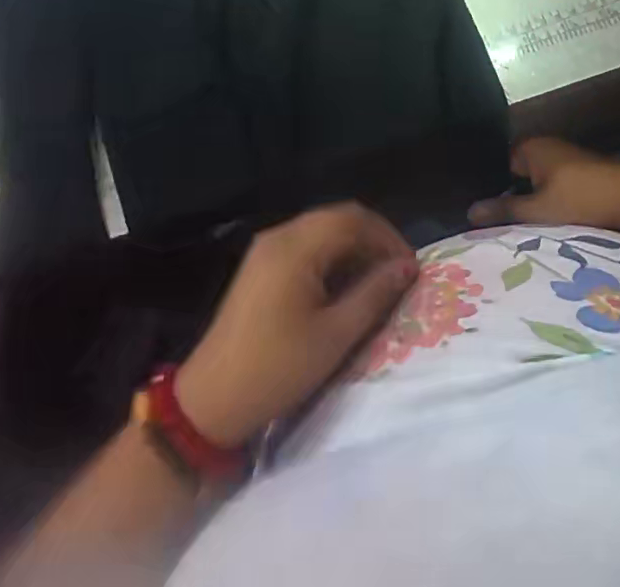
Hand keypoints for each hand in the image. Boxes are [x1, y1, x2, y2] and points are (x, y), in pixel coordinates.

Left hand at [175, 203, 416, 446]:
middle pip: (338, 218)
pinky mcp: (260, 267)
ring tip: (377, 281)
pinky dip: (332, 256)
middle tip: (398, 272)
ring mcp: (265, 250)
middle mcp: (279, 236)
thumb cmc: (277, 368)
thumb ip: (375, 293)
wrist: (210, 402)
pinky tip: (344, 286)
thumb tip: (408, 267)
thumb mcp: (335, 334)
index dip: (388, 237)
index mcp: (295, 247)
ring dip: (354, 247)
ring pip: (322, 230)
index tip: (410, 268)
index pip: (354, 219)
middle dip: (373, 239)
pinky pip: (305, 245)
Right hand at [467, 137, 619, 235]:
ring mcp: (565, 162)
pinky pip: (553, 192)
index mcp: (530, 147)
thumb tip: (468, 212)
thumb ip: (503, 211)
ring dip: (529, 206)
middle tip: (488, 228)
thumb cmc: (584, 199)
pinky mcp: (581, 178)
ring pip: (535, 187)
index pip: (495, 165)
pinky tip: (541, 228)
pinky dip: (548, 207)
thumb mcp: (538, 211)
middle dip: (506, 200)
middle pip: (514, 177)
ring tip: (511, 231)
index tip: (473, 214)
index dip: (485, 189)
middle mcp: (546, 148)